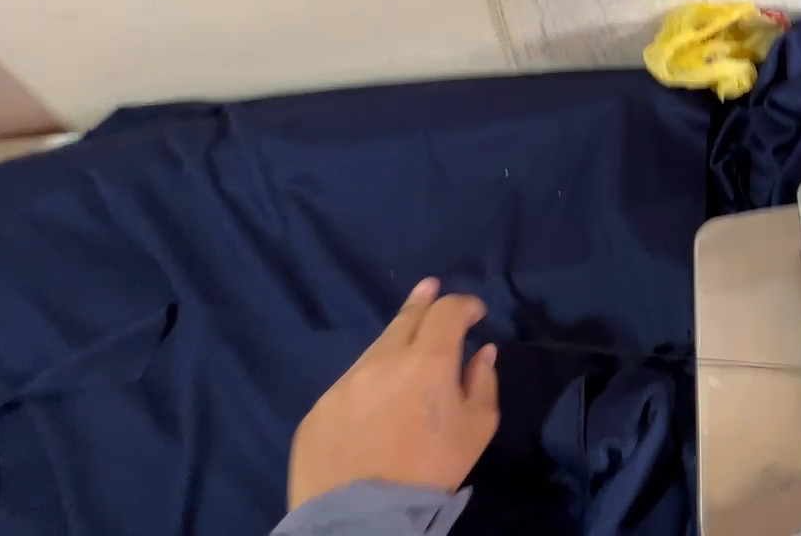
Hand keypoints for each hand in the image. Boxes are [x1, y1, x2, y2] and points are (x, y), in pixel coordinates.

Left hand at [288, 278, 499, 509]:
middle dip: (424, 300)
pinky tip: (377, 395)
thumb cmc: (432, 468)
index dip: (465, 304)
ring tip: (407, 343)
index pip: (449, 310)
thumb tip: (482, 353)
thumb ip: (483, 380)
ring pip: (376, 347)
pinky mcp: (318, 411)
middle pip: (406, 316)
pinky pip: (351, 381)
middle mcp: (384, 361)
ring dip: (397, 340)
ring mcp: (345, 385)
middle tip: (430, 287)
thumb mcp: (479, 424)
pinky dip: (370, 377)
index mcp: (429, 360)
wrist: (360, 520)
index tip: (476, 314)